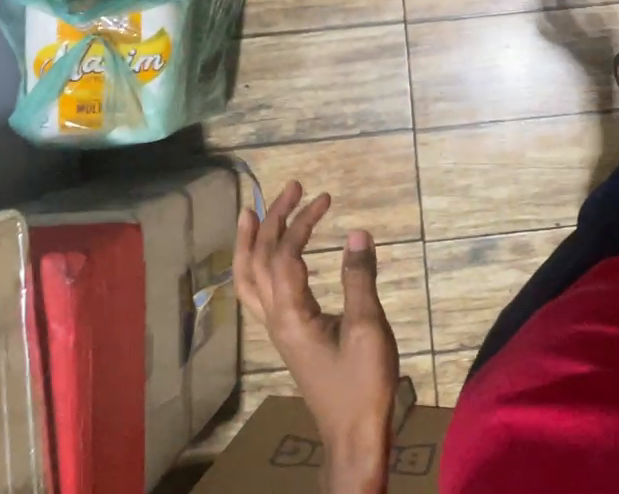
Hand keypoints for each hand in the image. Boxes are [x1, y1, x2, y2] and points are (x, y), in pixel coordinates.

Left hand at [235, 181, 398, 492]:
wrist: (353, 431)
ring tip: (254, 213)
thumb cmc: (362, 381)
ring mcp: (279, 328)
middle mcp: (275, 318)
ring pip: (250, 279)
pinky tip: (272, 259)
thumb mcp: (368, 327)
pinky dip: (259, 265)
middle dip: (271, 220)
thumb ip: (359, 278)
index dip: (300, 222)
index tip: (325, 198)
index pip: (285, 255)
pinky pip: (260, 292)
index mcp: (291, 314)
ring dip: (252, 242)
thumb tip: (357, 231)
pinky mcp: (289, 335)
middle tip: (291, 187)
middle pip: (258, 261)